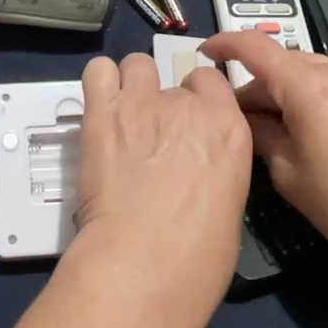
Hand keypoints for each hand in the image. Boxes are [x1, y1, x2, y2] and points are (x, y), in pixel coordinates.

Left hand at [0, 56, 252, 327]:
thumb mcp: (229, 205)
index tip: (186, 125)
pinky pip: (98, 71)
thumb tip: (196, 169)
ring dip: (132, 85)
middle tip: (150, 138)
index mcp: (228, 128)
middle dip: (163, 103)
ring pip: (137, 64)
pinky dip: (100, 83)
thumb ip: (214, 167)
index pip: (212, 82)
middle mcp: (187, 105)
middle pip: (173, 79)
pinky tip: (100, 109)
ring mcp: (142, 101)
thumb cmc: (197, 258)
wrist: (143, 263)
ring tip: (123, 117)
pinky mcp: (102, 110)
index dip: (197, 99)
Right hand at [200, 30, 327, 288]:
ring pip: (313, 77)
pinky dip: (319, 102)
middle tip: (244, 122)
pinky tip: (324, 140)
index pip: (254, 47)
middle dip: (259, 87)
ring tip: (284, 135)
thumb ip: (262, 136)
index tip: (205, 52)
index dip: (224, 44)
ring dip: (290, 96)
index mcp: (309, 85)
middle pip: (284, 65)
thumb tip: (250, 120)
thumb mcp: (291, 176)